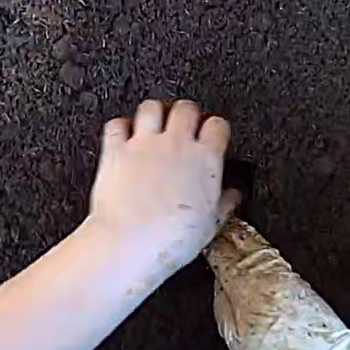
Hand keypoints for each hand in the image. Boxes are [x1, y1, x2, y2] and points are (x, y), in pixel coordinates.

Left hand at [86, 98, 236, 280]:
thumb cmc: (171, 238)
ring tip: (156, 122)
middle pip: (186, 108)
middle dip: (187, 113)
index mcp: (205, 159)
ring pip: (152, 106)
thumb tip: (233, 197)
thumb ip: (224, 204)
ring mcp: (145, 144)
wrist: (130, 243)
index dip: (216, 128)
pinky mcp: (116, 150)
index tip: (213, 134)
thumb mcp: (210, 225)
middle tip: (186, 124)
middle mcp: (176, 144)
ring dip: (155, 112)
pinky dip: (120, 127)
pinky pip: (117, 124)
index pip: (218, 125)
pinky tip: (125, 135)